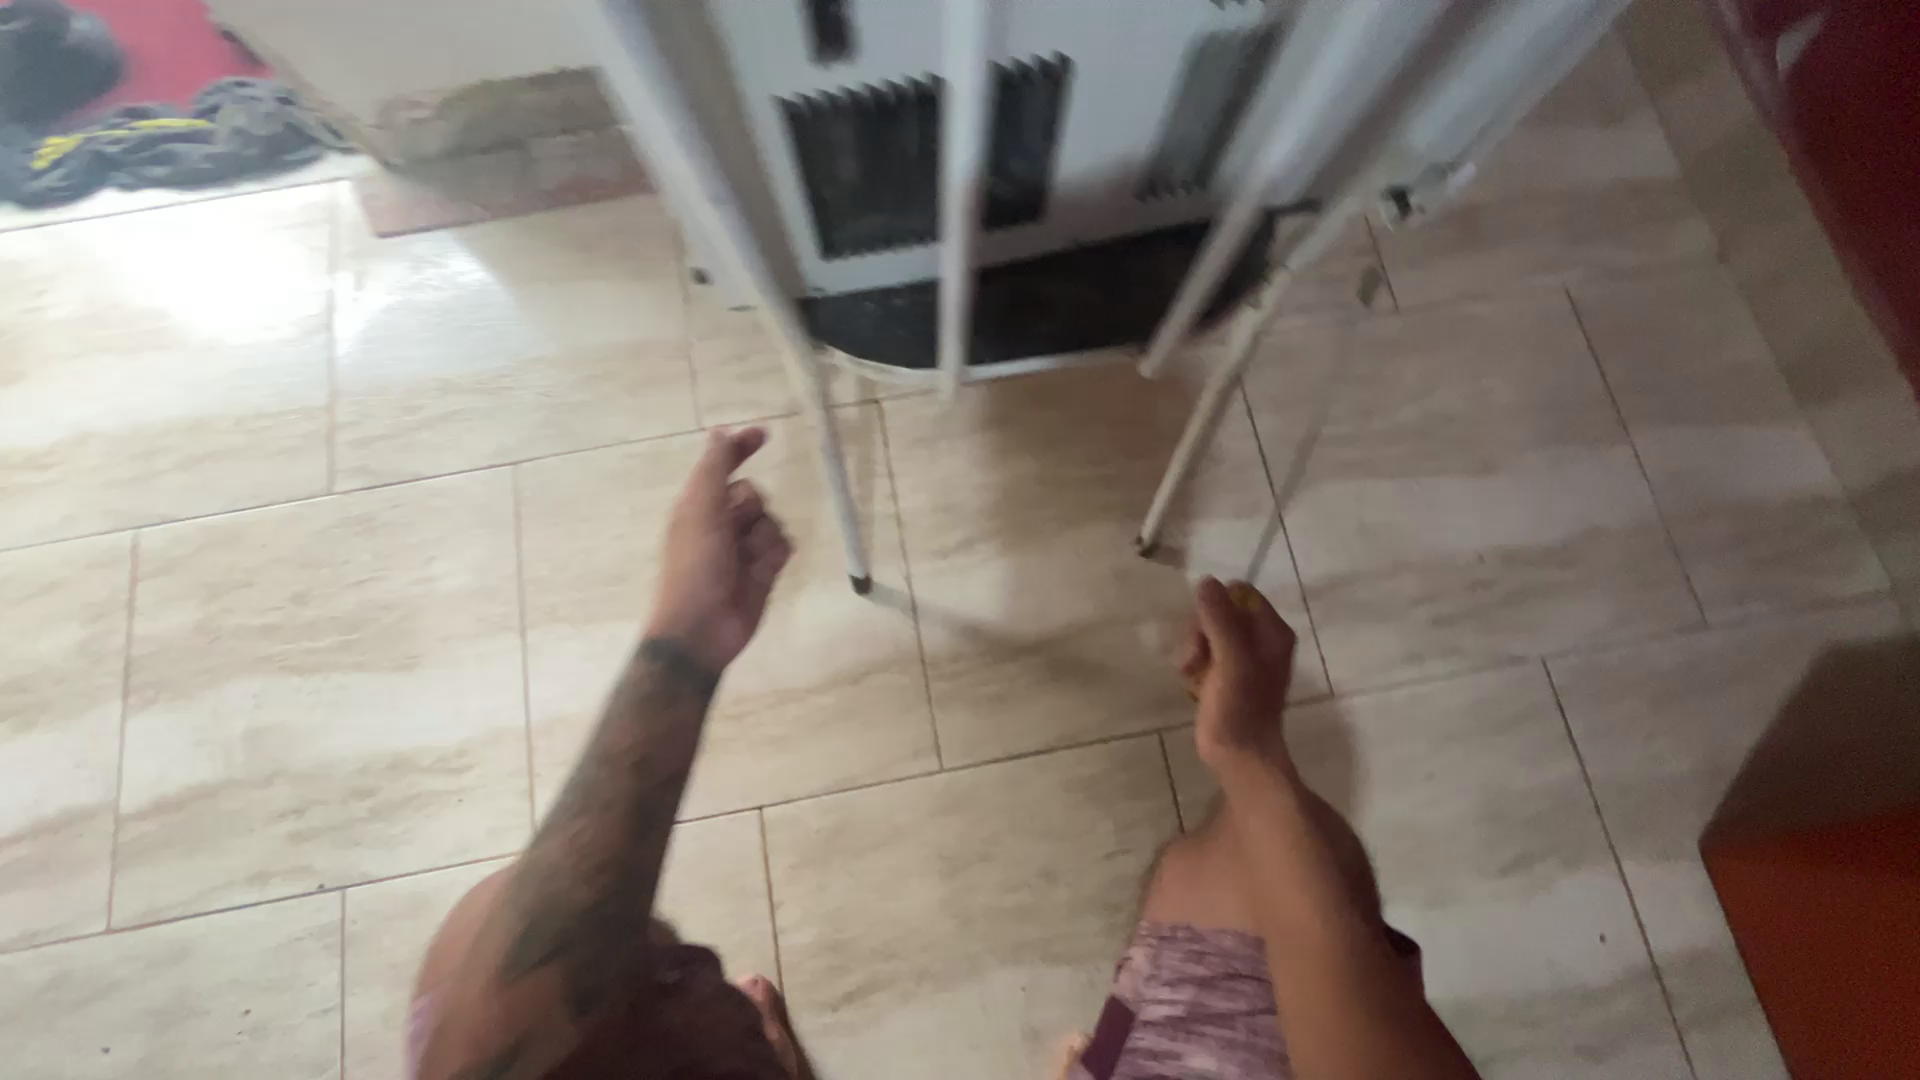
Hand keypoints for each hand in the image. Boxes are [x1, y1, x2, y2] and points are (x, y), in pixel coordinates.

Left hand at [645, 427, 794, 672]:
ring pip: (772, 520)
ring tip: (747, 561)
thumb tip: (719, 432)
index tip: (764, 434)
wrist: (703, 627)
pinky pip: (783, 545)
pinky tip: (764, 570)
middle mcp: (721, 523)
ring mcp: (743, 547)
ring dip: (764, 536)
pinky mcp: (764, 569)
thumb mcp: (700, 511)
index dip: (741, 448)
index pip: (723, 467)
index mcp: (698, 506)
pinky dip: (776, 554)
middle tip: (734, 531)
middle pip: (755, 494)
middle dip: (752, 508)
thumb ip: (713, 469)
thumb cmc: (694, 566)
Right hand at [1181, 577, 1297, 770]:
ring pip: (1209, 631)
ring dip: (1193, 647)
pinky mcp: (1229, 675)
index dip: (1215, 607)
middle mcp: (1262, 639)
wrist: (1239, 756)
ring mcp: (1245, 658)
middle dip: (1200, 630)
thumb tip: (1206, 581)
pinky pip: (1206, 651)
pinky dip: (1195, 661)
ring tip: (1188, 671)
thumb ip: (1219, 620)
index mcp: (1272, 631)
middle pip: (1221, 610)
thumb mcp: (1230, 660)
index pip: (1238, 592)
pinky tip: (1190, 679)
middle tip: (1193, 657)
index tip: (1203, 632)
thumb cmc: (1239, 709)